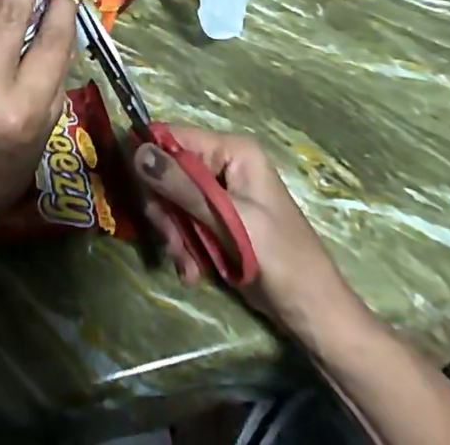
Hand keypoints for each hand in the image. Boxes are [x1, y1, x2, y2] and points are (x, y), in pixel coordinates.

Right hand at [133, 127, 353, 332]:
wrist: (312, 311)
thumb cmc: (281, 258)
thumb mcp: (230, 221)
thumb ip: (183, 187)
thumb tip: (138, 152)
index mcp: (232, 150)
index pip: (171, 137)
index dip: (149, 162)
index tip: (143, 196)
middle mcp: (222, 163)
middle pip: (165, 171)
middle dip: (164, 210)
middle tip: (171, 241)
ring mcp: (218, 192)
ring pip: (168, 199)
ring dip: (172, 234)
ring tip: (187, 264)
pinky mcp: (214, 218)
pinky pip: (180, 221)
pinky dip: (181, 245)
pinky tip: (192, 270)